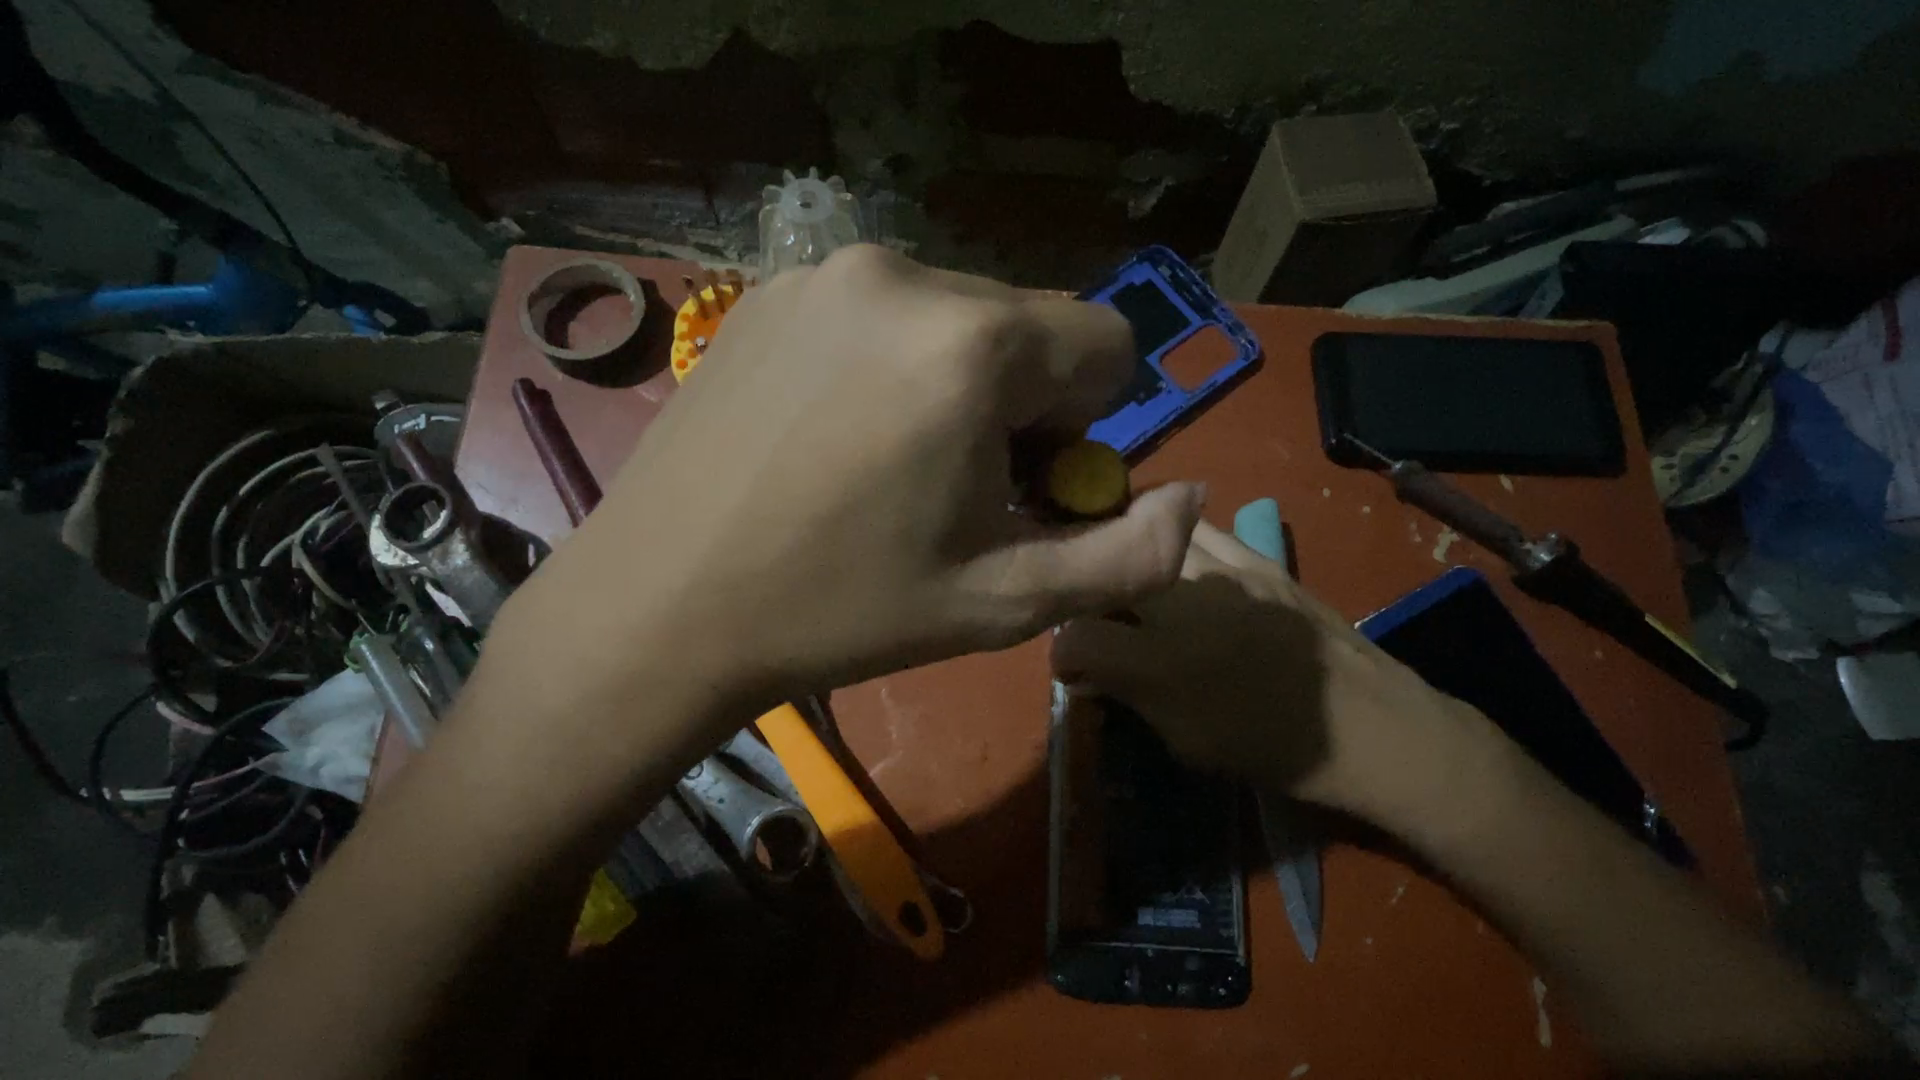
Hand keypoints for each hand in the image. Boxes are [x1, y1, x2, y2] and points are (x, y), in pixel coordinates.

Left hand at [491, 246, 1204, 741]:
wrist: (662, 606)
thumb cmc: (842, 611)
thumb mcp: (1007, 602)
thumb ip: (1133, 555)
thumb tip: (1192, 497)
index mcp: (974, 342)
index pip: (1108, 344)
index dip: (1086, 428)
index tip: (1023, 488)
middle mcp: (904, 274)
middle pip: (1028, 327)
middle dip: (1021, 405)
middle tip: (951, 489)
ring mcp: (823, 273)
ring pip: (954, 317)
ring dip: (955, 384)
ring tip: (886, 466)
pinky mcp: (769, 291)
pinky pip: (877, 314)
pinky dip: (886, 366)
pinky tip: (829, 438)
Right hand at [1051, 521, 1501, 830]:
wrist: (1372, 727)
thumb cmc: (1270, 748)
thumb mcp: (1184, 741)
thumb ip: (1128, 695)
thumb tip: (1086, 667)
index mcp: (1160, 662)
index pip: (1074, 639)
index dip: (1064, 654)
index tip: (1075, 668)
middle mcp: (1182, 604)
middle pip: (1104, 573)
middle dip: (1087, 591)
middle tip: (1094, 615)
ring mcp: (1224, 571)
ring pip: (1147, 536)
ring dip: (1126, 552)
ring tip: (1125, 570)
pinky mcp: (1258, 558)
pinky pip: (1199, 531)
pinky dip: (1174, 537)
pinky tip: (1173, 554)